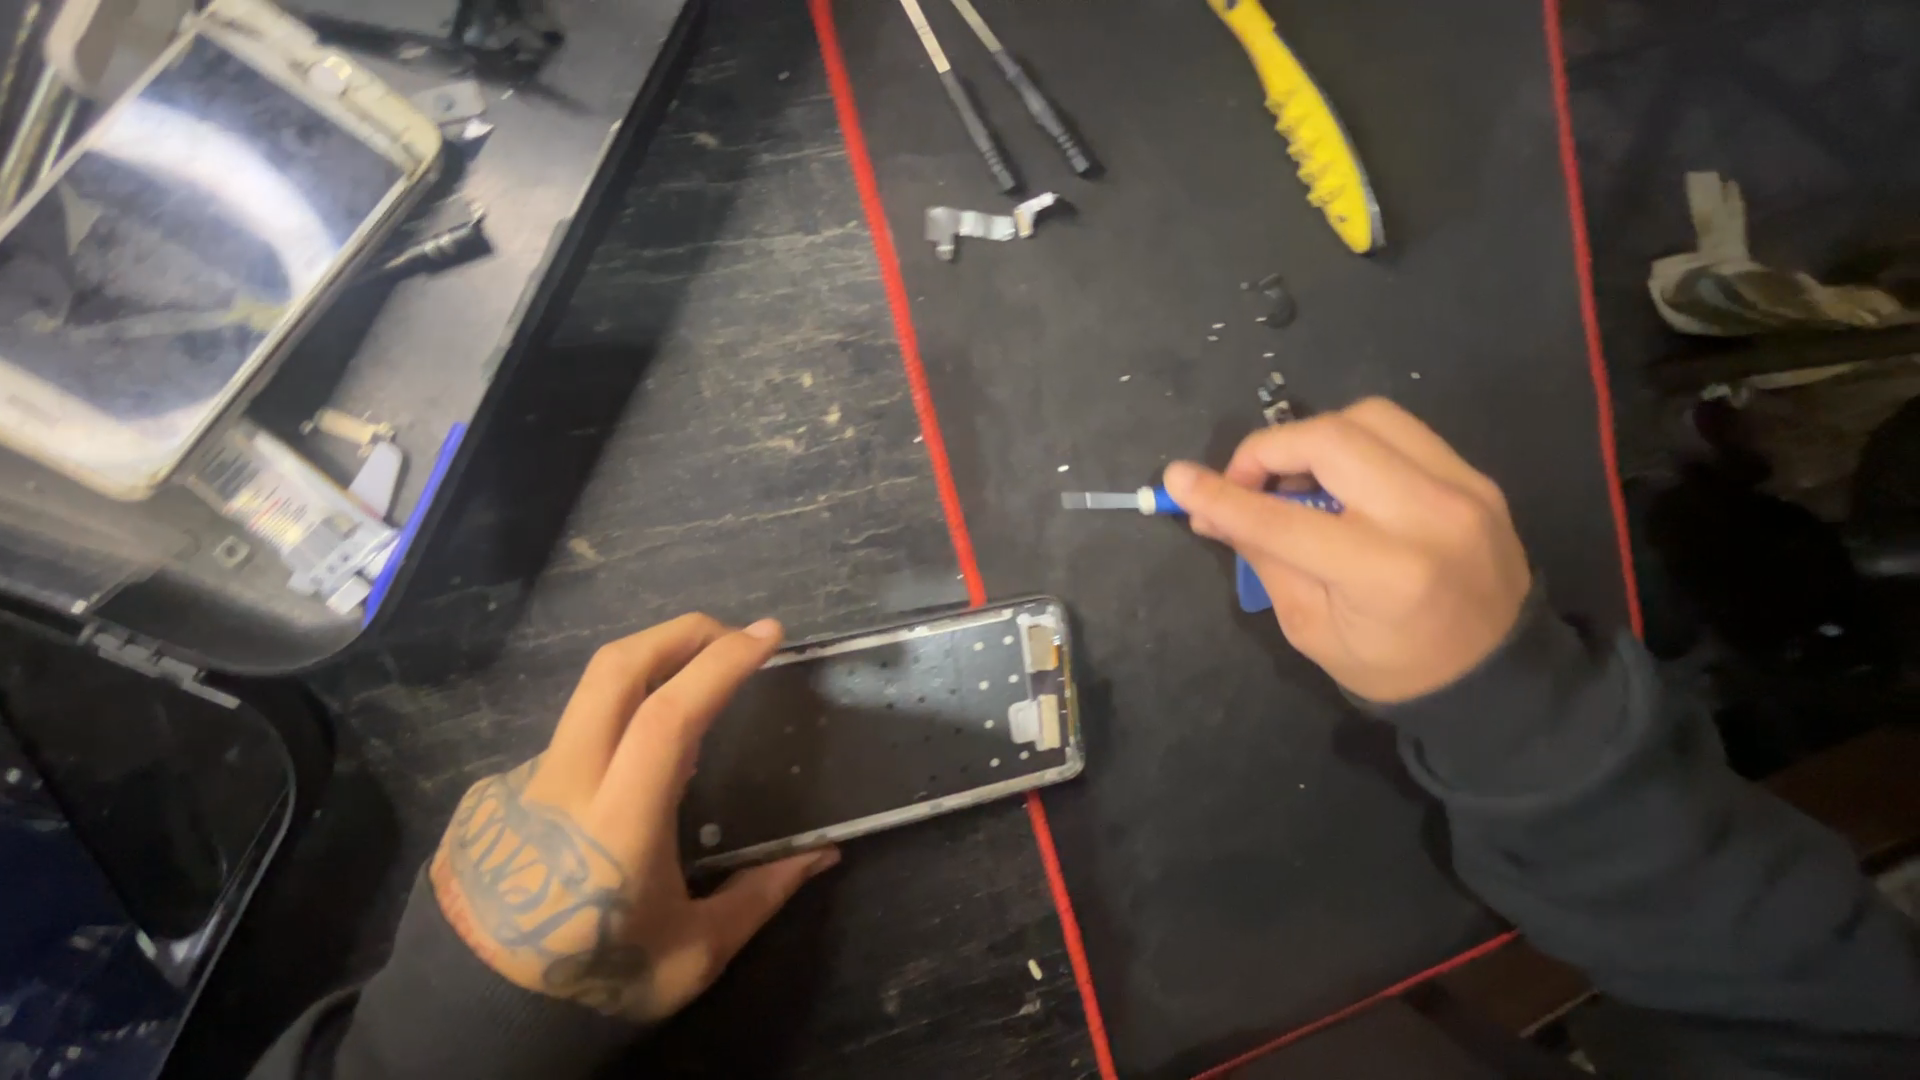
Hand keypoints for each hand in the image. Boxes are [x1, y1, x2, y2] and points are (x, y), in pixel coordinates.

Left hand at [429, 614, 837, 1022]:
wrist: (468, 1021)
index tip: (768, 635)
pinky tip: (632, 777)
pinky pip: (571, 739)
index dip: (722, 663)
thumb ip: (763, 895)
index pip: (670, 714)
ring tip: (695, 701)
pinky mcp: (496, 789)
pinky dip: (616, 731)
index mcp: (618, 823)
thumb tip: (825, 854)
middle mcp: (563, 784)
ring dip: (652, 675)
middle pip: (615, 669)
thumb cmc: (594, 983)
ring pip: (591, 697)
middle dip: (681, 634)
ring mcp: (520, 780)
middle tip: (732, 636)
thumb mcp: (694, 954)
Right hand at [1163, 398, 1531, 702]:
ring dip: (1311, 439)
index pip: (1284, 521)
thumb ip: (1264, 557)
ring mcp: (1463, 488)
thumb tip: (1209, 509)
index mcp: (1386, 574)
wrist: (1497, 675)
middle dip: (1268, 450)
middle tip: (1244, 482)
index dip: (1223, 496)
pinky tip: (1336, 479)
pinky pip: (1398, 431)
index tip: (1177, 480)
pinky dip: (1350, 443)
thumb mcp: (1311, 626)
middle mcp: (1431, 517)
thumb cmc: (1391, 665)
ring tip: (1292, 479)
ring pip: (1367, 418)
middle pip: (1332, 440)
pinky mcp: (1475, 476)